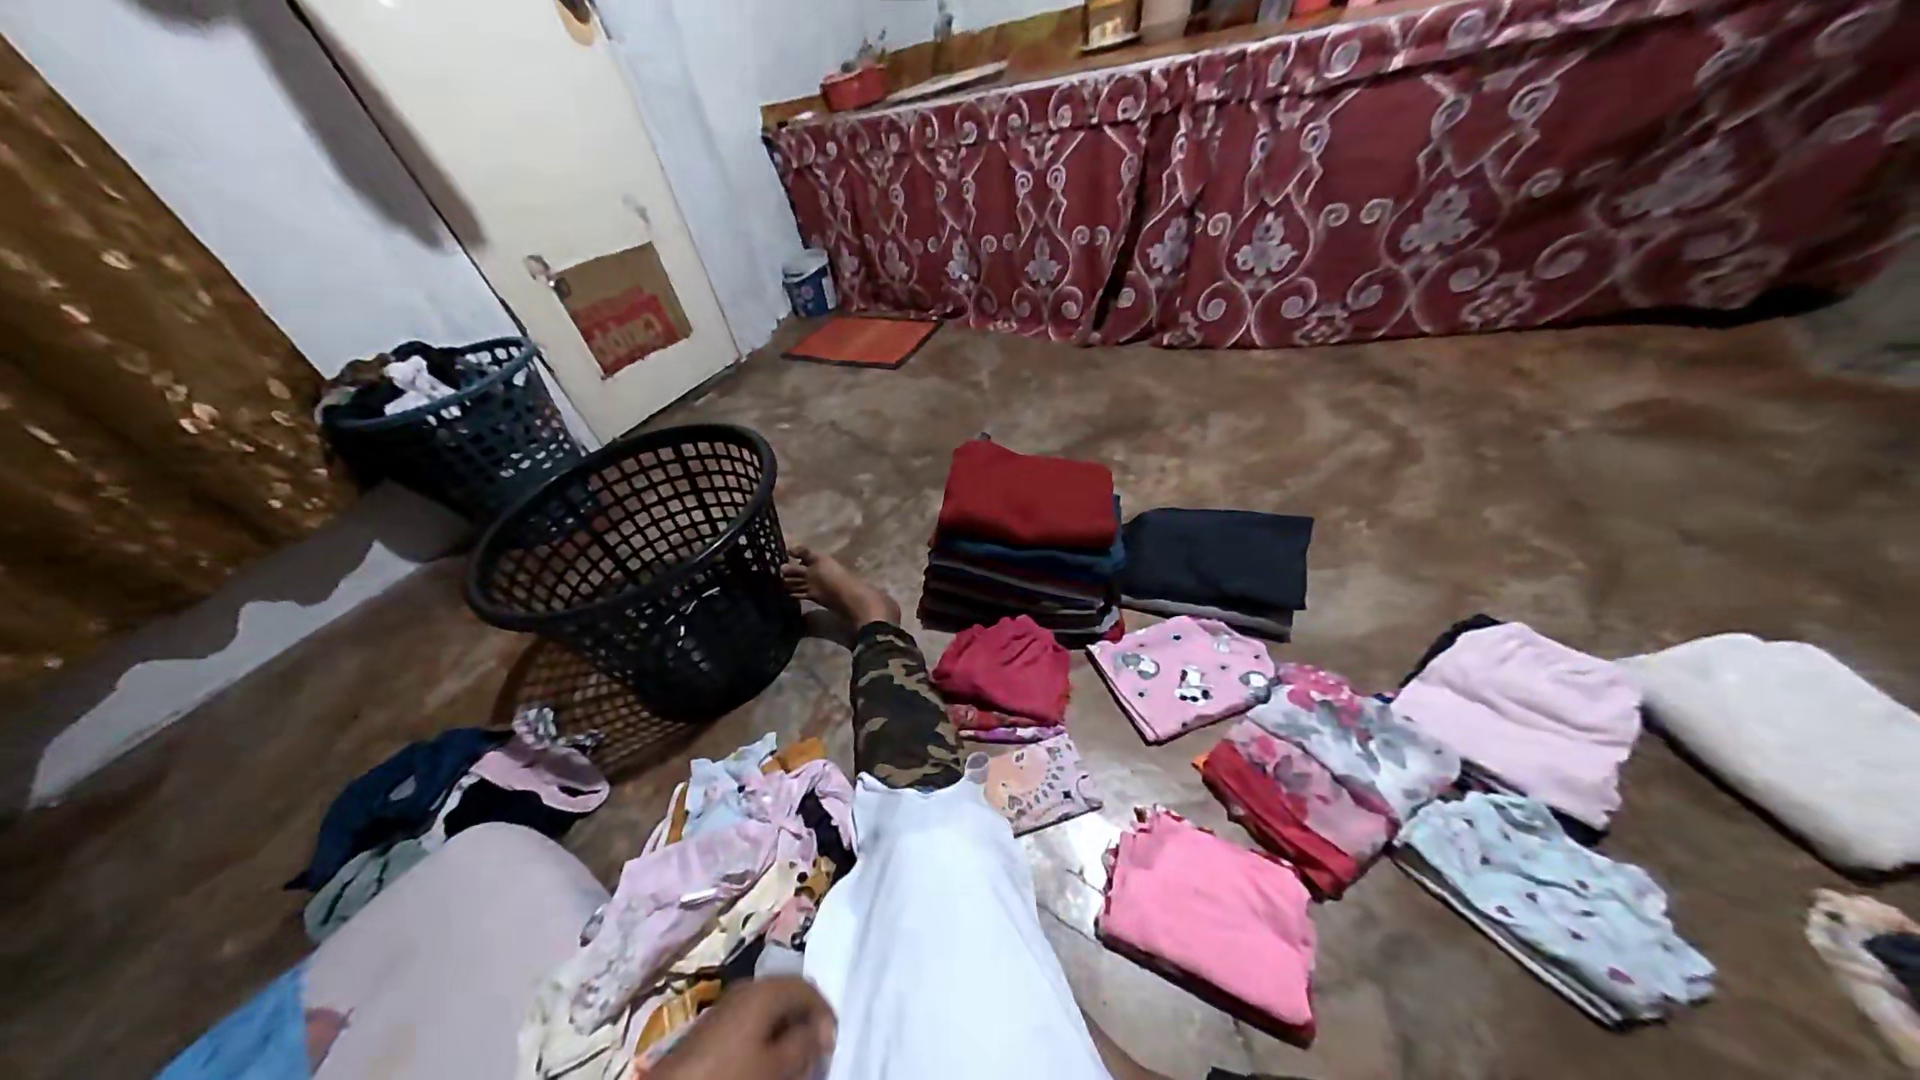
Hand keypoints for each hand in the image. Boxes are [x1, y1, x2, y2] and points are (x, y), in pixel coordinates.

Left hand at [648, 977, 836, 1079]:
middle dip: (805, 1022)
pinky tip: (766, 1063)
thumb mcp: (775, 1067)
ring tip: (793, 1061)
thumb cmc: (729, 1079)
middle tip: (816, 1052)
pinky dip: (767, 1038)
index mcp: (765, 990)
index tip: (832, 1044)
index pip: (808, 989)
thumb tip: (821, 1030)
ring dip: (786, 1031)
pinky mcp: (713, 1027)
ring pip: (770, 1011)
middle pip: (788, 996)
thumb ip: (804, 1044)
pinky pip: (752, 1023)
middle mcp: (748, 988)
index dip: (825, 1014)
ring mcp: (728, 1005)